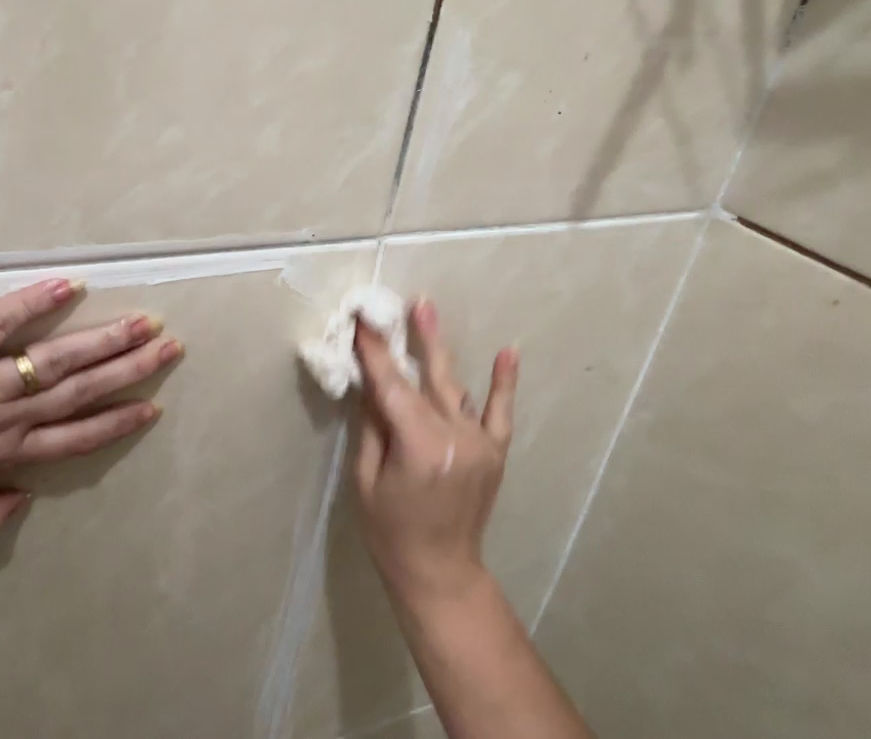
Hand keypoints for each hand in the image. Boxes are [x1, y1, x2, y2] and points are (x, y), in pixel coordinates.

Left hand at [0, 277, 183, 551]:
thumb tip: (24, 497)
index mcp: (4, 458)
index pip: (75, 438)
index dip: (116, 423)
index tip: (150, 408)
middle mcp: (6, 417)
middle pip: (81, 391)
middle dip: (130, 370)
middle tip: (169, 347)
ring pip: (55, 358)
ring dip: (103, 339)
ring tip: (143, 321)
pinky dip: (33, 303)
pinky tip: (68, 285)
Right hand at [351, 298, 517, 604]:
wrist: (439, 570)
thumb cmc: (390, 530)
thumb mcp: (367, 479)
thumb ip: (374, 428)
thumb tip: (372, 384)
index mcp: (420, 447)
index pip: (391, 388)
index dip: (374, 354)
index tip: (362, 323)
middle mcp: (454, 437)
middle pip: (427, 379)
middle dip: (414, 338)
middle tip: (409, 301)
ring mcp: (479, 443)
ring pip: (455, 389)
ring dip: (440, 352)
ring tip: (428, 313)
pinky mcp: (494, 451)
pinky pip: (499, 412)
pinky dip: (503, 382)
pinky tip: (508, 352)